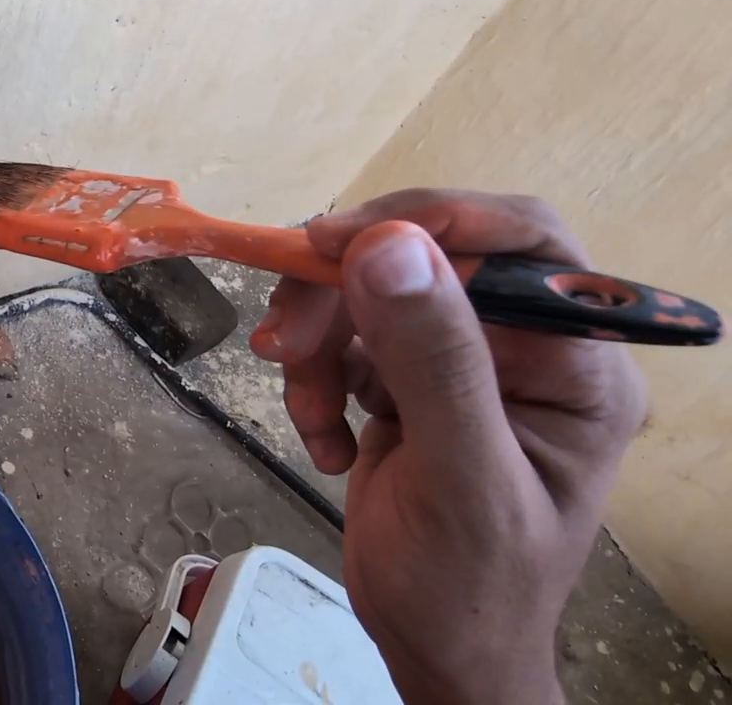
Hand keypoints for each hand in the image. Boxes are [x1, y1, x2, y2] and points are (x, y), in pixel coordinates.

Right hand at [251, 190, 647, 704]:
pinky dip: (308, 379)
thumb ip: (431, 358)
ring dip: (312, 348)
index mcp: (573, 362)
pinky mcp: (395, 377)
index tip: (332, 240)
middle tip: (282, 343)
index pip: (520, 240)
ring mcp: (451, 360)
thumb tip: (386, 245)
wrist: (430, 637)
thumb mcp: (457, 473)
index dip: (429, 218)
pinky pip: (333, 339)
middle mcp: (516, 347)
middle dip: (337, 299)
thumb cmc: (468, 579)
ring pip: (357, 297)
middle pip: (412, 261)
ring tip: (307, 411)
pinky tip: (320, 436)